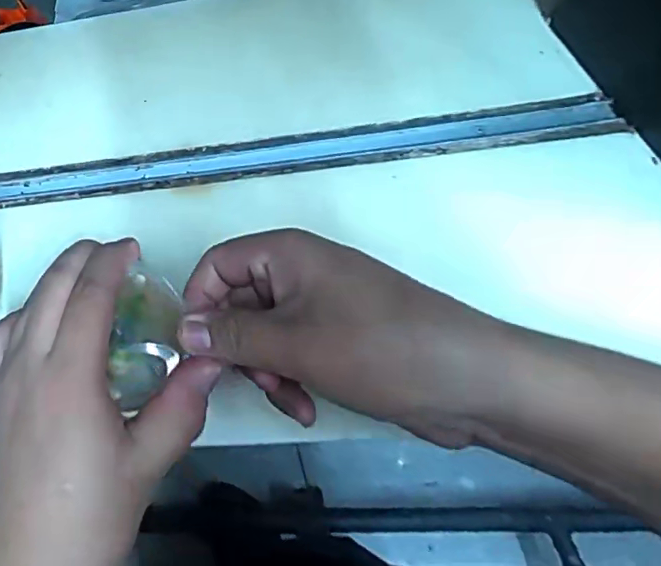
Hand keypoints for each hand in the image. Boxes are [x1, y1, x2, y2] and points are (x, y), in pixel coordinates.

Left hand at [0, 239, 225, 565]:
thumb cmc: (89, 518)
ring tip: (81, 279)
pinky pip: (2, 335)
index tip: (129, 248)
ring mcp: (1, 377)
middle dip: (81, 257)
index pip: (89, 295)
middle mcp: (29, 363)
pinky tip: (40, 324)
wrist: (27, 565)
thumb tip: (207, 364)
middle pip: (53, 287)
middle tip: (111, 252)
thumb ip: (179, 408)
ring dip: (53, 281)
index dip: (110, 262)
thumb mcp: (145, 465)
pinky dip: (26, 313)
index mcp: (68, 374)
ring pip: (26, 305)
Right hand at [180, 229, 513, 447]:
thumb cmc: (379, 349)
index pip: (216, 266)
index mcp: (282, 253)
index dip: (200, 305)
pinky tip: (308, 408)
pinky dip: (292, 376)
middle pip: (238, 302)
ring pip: (264, 331)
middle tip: (254, 384)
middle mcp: (296, 269)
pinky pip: (293, 347)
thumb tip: (181, 329)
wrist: (478, 383)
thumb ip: (232, 336)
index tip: (198, 350)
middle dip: (241, 348)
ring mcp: (320, 301)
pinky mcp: (339, 332)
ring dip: (267, 369)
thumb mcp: (296, 345)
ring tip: (290, 403)